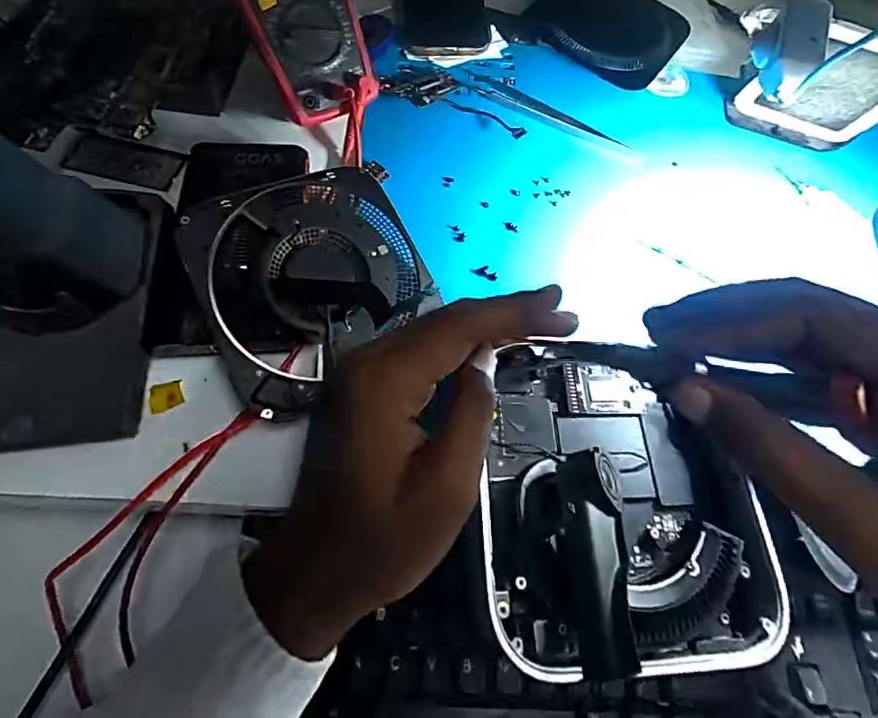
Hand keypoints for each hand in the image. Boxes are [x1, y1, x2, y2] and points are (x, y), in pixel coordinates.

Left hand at [244, 285, 578, 658]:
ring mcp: (359, 370)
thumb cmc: (382, 541)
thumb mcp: (447, 487)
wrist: (317, 569)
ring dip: (483, 324)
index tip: (559, 310)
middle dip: (504, 312)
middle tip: (556, 308)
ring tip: (534, 320)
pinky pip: (417, 351)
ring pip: (432, 331)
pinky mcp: (361, 384)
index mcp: (384, 379)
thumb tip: (485, 362)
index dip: (514, 314)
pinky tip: (486, 345)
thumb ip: (472, 412)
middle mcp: (366, 360)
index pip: (458, 326)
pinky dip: (457, 345)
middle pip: (444, 320)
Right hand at [644, 279, 877, 717]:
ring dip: (753, 352)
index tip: (666, 333)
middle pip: (819, 320)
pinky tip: (738, 390)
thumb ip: (774, 452)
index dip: (728, 321)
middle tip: (661, 330)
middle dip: (732, 323)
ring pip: (828, 349)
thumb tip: (687, 389)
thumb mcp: (876, 535)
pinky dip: (787, 388)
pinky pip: (848, 387)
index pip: (816, 318)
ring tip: (684, 353)